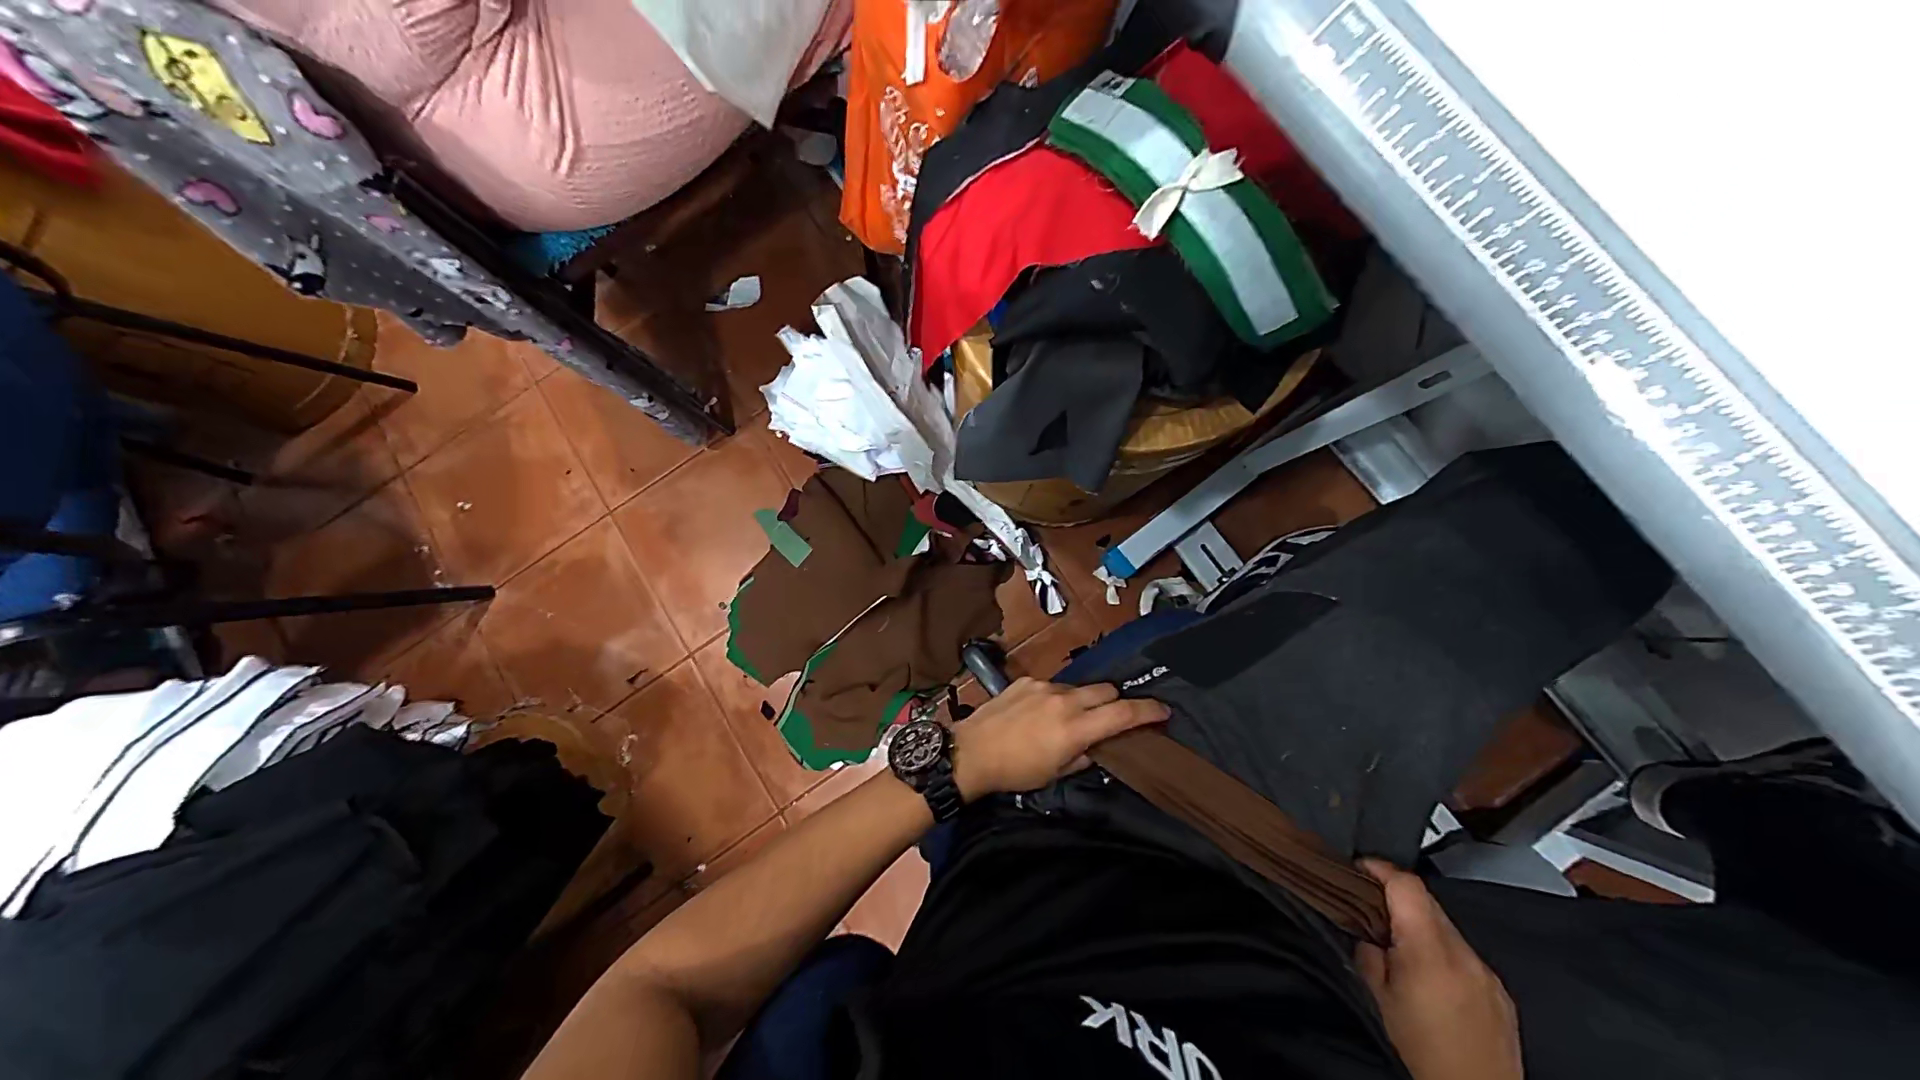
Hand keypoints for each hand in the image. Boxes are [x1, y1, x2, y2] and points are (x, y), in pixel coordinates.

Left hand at [949, 678, 1167, 800]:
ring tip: (1066, 720)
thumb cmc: (1015, 771)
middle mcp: (1064, 700)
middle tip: (1110, 720)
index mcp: (1076, 727)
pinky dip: (1055, 698)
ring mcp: (1043, 686)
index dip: (1148, 711)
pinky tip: (1039, 714)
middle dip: (1115, 703)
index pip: (1123, 713)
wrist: (971, 751)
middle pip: (1106, 690)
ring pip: (1078, 688)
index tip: (1163, 711)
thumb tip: (1097, 746)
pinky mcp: (1025, 681)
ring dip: (1082, 701)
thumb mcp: (1055, 774)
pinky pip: (1052, 685)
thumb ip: (1083, 756)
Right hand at [1354, 860, 1522, 1079]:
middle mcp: (1463, 953)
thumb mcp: (1377, 996)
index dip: (1379, 868)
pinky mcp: (1500, 992)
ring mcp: (1487, 972)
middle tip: (1370, 907)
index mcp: (1429, 948)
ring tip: (1399, 947)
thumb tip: (1365, 931)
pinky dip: (1443, 952)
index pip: (1407, 885)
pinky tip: (1431, 978)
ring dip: (1420, 926)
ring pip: (1446, 928)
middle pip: (1428, 902)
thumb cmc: (1420, 1048)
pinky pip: (1465, 955)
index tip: (1358, 867)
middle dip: (1397, 897)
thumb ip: (1368, 953)